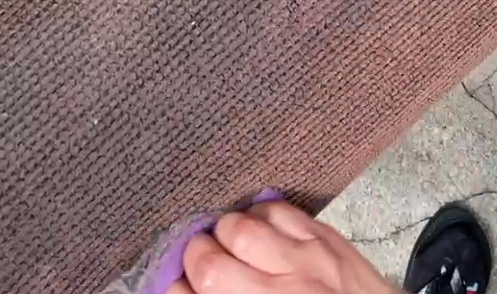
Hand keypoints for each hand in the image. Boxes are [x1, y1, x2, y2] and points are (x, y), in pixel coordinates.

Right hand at [166, 201, 398, 293]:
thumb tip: (189, 288)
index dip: (175, 289)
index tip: (174, 284)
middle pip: (210, 267)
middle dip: (194, 259)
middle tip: (198, 261)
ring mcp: (303, 263)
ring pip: (242, 229)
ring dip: (225, 231)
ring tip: (228, 239)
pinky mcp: (323, 237)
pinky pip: (278, 210)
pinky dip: (260, 214)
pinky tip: (260, 227)